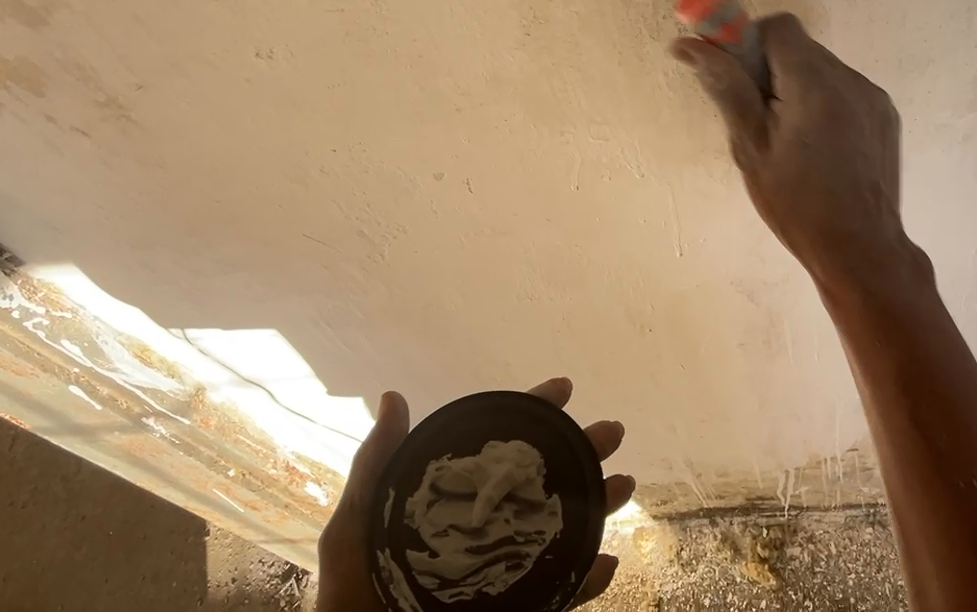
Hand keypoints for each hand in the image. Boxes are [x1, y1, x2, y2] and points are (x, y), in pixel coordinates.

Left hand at [315, 378, 635, 611]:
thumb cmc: (352, 598)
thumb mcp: (354, 529)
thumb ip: (375, 467)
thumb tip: (393, 397)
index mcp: (456, 499)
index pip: (500, 446)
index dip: (534, 412)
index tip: (564, 387)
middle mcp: (489, 527)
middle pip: (544, 481)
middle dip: (582, 451)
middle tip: (611, 431)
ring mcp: (507, 570)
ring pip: (563, 529)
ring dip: (598, 505)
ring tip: (625, 484)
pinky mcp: (520, 609)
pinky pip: (562, 595)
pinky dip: (588, 581)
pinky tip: (606, 562)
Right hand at [673, 14, 925, 288]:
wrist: (861, 249)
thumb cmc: (796, 203)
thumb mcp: (751, 147)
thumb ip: (726, 87)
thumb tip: (688, 45)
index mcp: (816, 83)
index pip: (780, 27)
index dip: (751, 42)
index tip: (738, 79)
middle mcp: (851, 79)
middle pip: (800, 48)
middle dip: (771, 70)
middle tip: (758, 118)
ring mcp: (874, 97)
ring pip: (822, 69)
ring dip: (797, 87)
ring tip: (790, 139)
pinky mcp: (885, 115)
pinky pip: (844, 90)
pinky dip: (823, 103)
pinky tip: (818, 147)